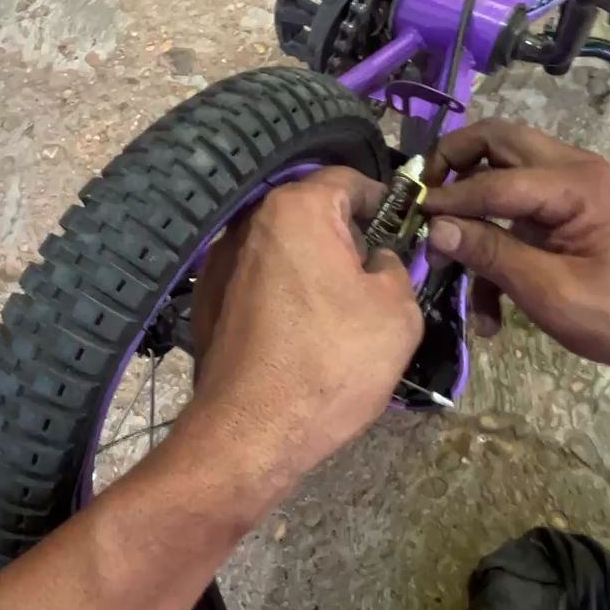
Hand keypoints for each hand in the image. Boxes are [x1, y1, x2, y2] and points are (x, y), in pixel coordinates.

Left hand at [186, 167, 423, 478]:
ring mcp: (221, 259)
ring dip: (313, 264)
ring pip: (284, 247)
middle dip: (346, 235)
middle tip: (376, 272)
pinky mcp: (207, 296)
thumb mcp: (396, 311)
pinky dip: (284, 290)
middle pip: (311, 212)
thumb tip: (377, 259)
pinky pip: (259, 278)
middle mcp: (251, 222)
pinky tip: (300, 329)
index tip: (402, 225)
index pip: (347, 179)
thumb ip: (396, 267)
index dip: (382, 198)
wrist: (250, 430)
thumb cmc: (331, 361)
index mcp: (296, 209)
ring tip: (340, 308)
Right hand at [421, 119, 609, 396]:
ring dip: (470, 210)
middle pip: (497, 141)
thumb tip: (434, 228)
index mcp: (577, 184)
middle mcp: (573, 170)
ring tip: (447, 260)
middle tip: (424, 195)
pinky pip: (514, 210)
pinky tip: (488, 308)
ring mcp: (569, 189)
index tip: (410, 217)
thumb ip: (489, 253)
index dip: (448, 198)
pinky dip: (494, 244)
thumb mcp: (550, 291)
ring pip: (500, 172)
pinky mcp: (563, 212)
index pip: (494, 179)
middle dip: (453, 164)